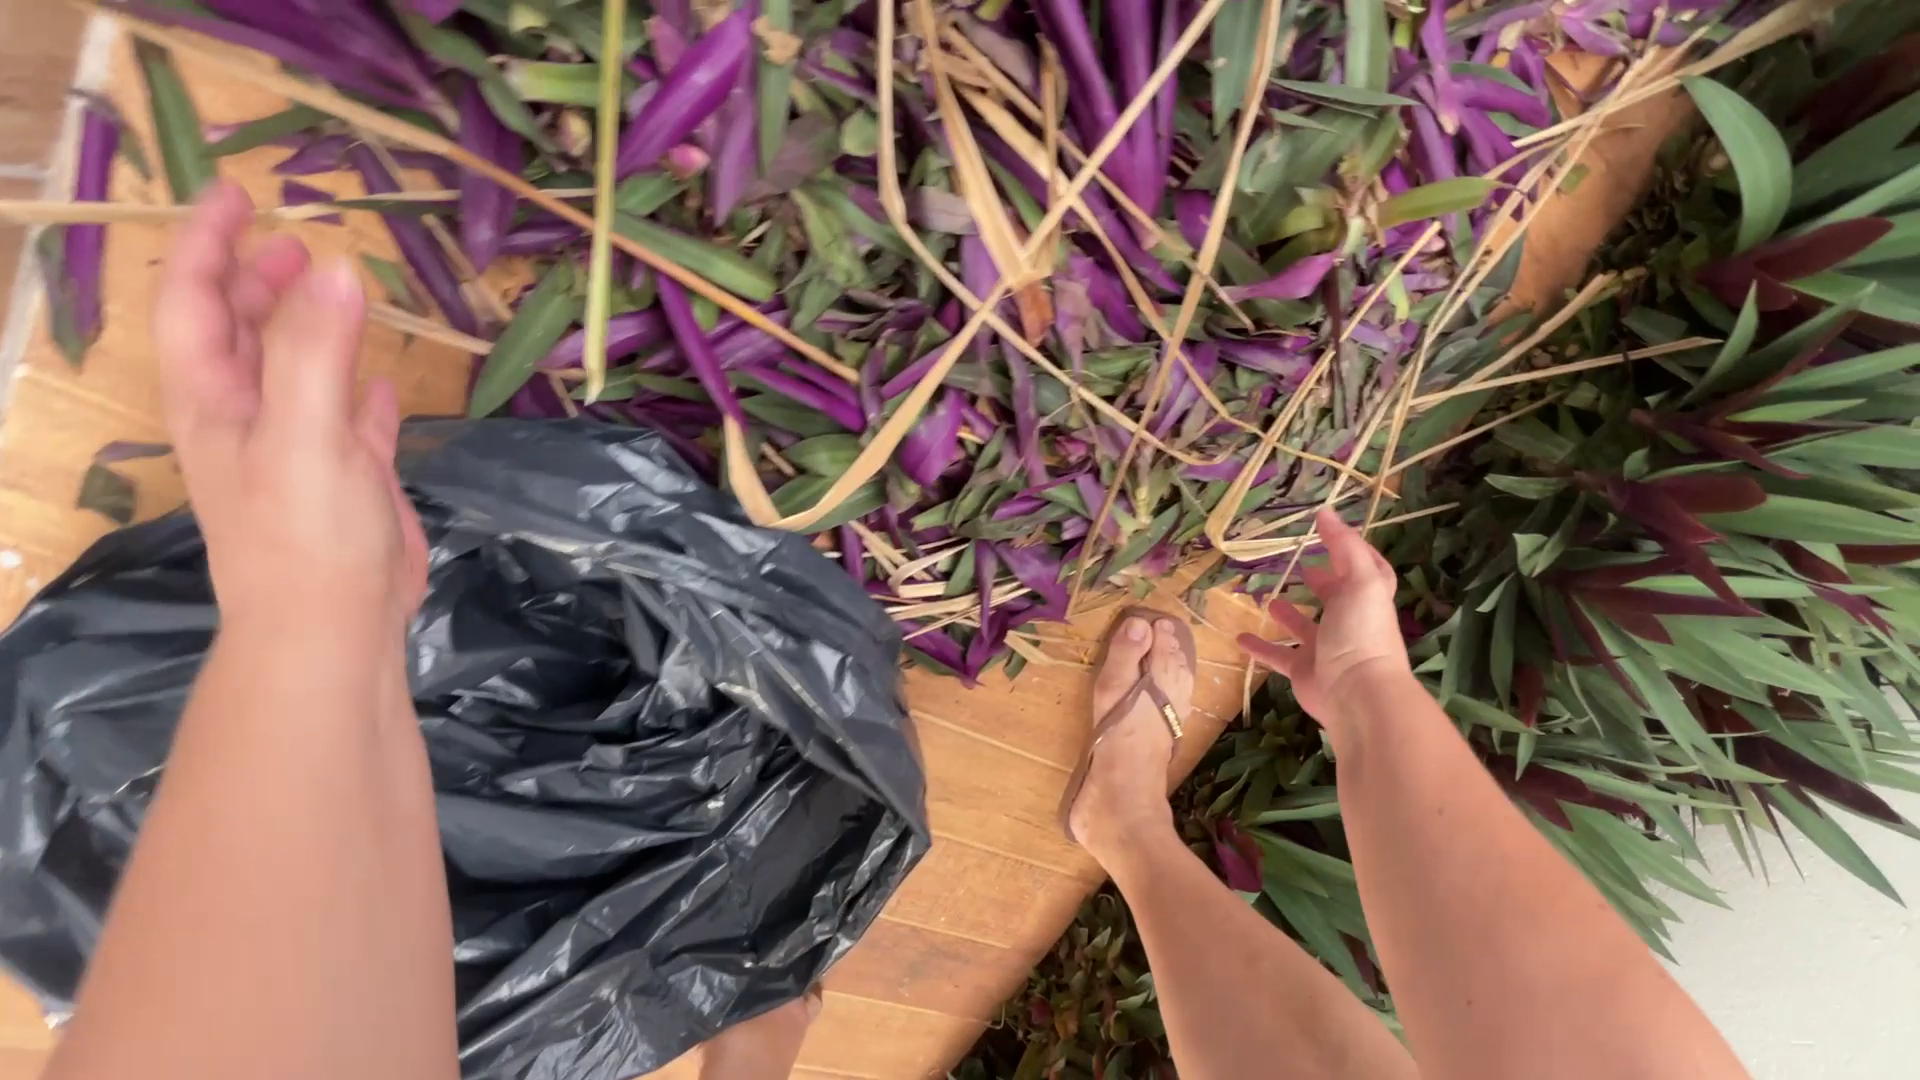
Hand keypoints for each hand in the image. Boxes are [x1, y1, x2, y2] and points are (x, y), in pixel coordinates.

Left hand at [153, 181, 426, 633]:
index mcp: (217, 399)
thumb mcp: (302, 433)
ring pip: (300, 370)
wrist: (333, 622)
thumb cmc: (304, 530)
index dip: (211, 245)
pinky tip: (379, 380)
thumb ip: (317, 350)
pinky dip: (361, 391)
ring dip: (313, 327)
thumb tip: (339, 265)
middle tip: (299, 240)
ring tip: (340, 290)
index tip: (242, 194)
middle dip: (261, 280)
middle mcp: (253, 416)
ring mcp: (303, 448)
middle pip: (245, 332)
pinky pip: (351, 419)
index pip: (198, 303)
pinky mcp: (352, 477)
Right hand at [1237, 508, 1411, 731]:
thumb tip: (1326, 511)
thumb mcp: (1360, 580)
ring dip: (1290, 615)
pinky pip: (1278, 655)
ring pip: (1305, 627)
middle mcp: (1349, 622)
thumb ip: (1343, 546)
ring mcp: (1325, 648)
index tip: (1334, 535)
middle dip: (1323, 583)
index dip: (1354, 552)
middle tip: (1303, 567)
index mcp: (1367, 598)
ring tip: (1270, 600)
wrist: (1357, 694)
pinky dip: (1260, 647)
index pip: (1367, 569)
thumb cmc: (1362, 632)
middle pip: (1336, 598)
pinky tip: (1240, 637)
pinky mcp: (1303, 670)